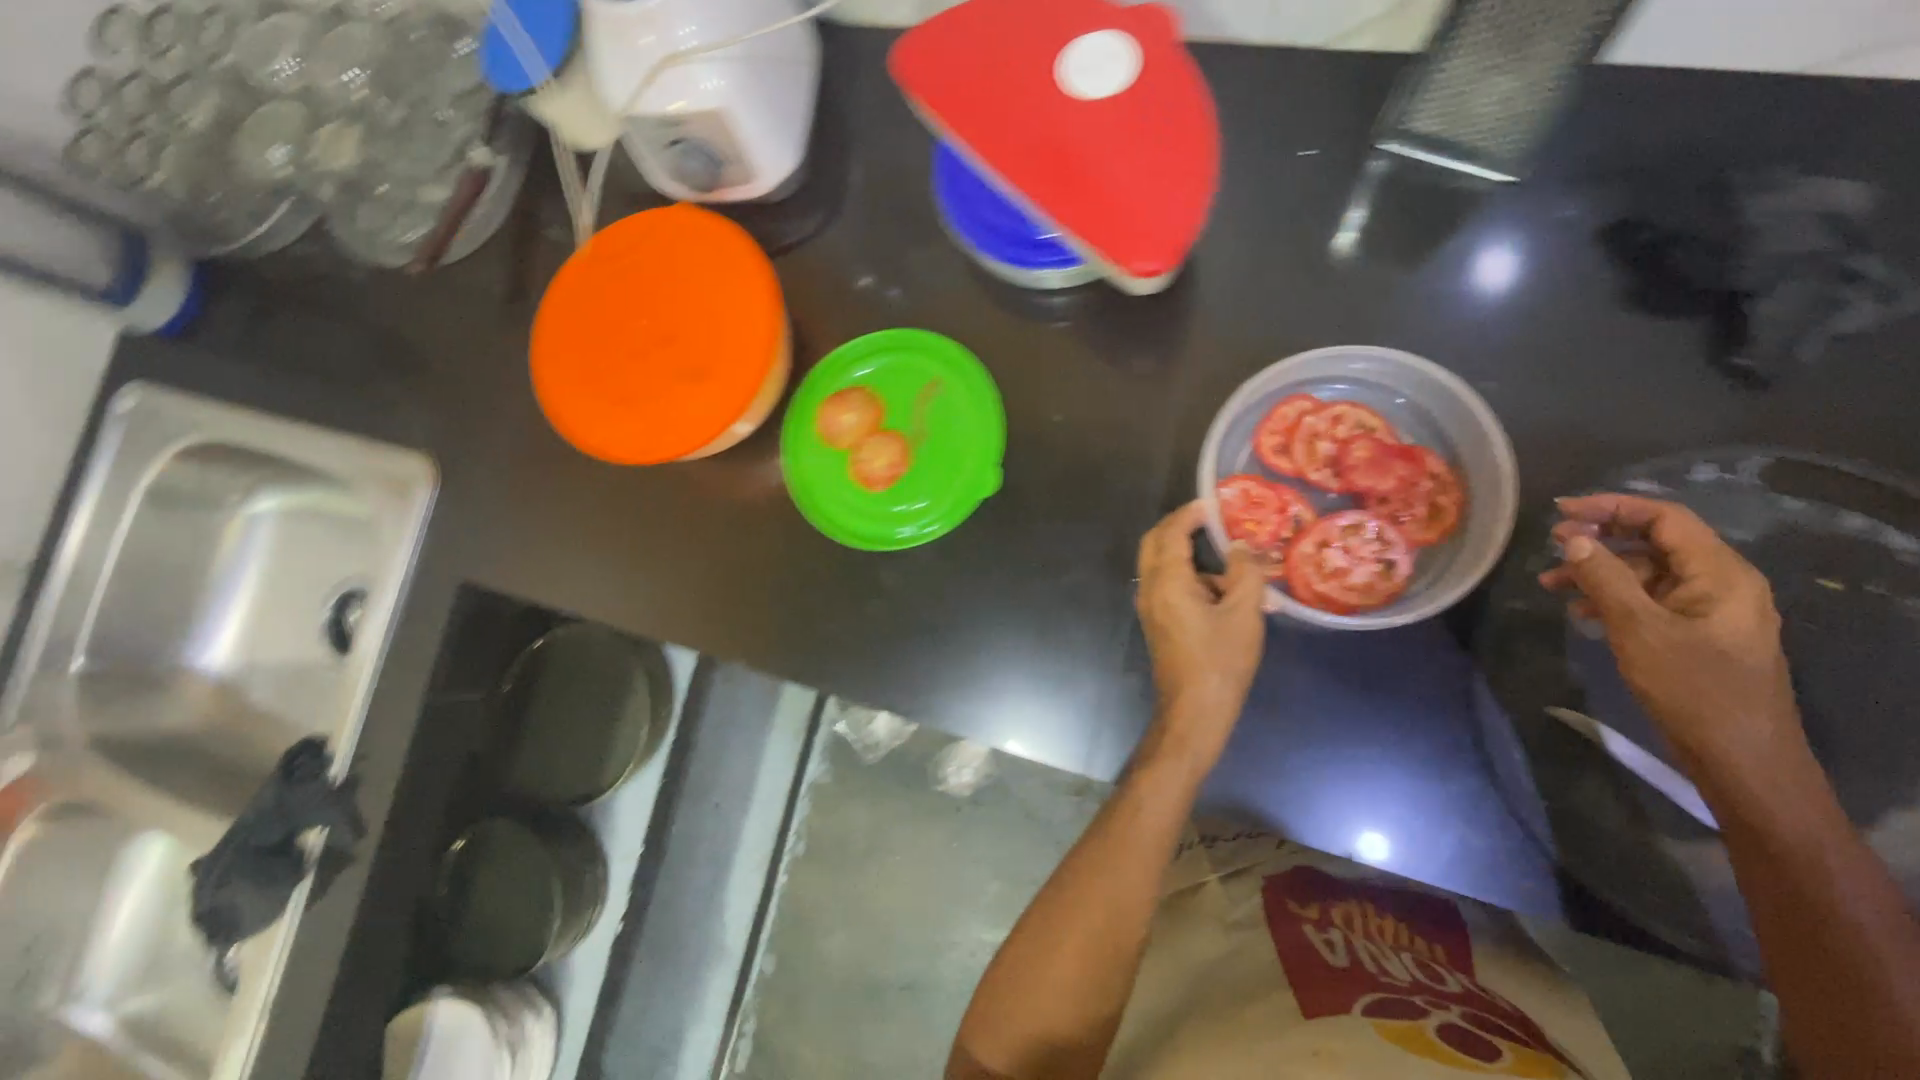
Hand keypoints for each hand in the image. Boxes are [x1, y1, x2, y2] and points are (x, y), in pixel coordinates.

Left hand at [1135, 502, 1266, 763]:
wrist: (1195, 711)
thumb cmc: (1220, 660)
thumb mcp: (1244, 612)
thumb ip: (1245, 572)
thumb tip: (1241, 547)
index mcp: (1167, 581)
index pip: (1171, 532)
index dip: (1190, 513)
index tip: (1215, 503)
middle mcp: (1150, 589)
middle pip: (1157, 543)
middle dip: (1181, 528)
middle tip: (1213, 521)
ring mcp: (1151, 608)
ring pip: (1165, 568)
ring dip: (1195, 561)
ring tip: (1242, 572)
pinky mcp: (1158, 624)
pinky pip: (1171, 589)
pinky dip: (1195, 582)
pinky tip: (1233, 599)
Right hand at [1540, 493, 1804, 779]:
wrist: (1740, 757)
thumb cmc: (1693, 688)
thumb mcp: (1639, 629)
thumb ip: (1604, 579)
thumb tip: (1573, 539)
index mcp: (1720, 572)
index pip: (1665, 518)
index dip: (1611, 507)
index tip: (1560, 513)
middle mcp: (1721, 584)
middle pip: (1655, 543)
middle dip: (1600, 541)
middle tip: (1551, 546)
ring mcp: (1710, 612)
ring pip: (1648, 575)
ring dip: (1600, 574)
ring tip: (1551, 586)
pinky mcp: (1697, 637)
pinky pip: (1651, 603)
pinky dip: (1614, 600)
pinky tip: (1582, 615)